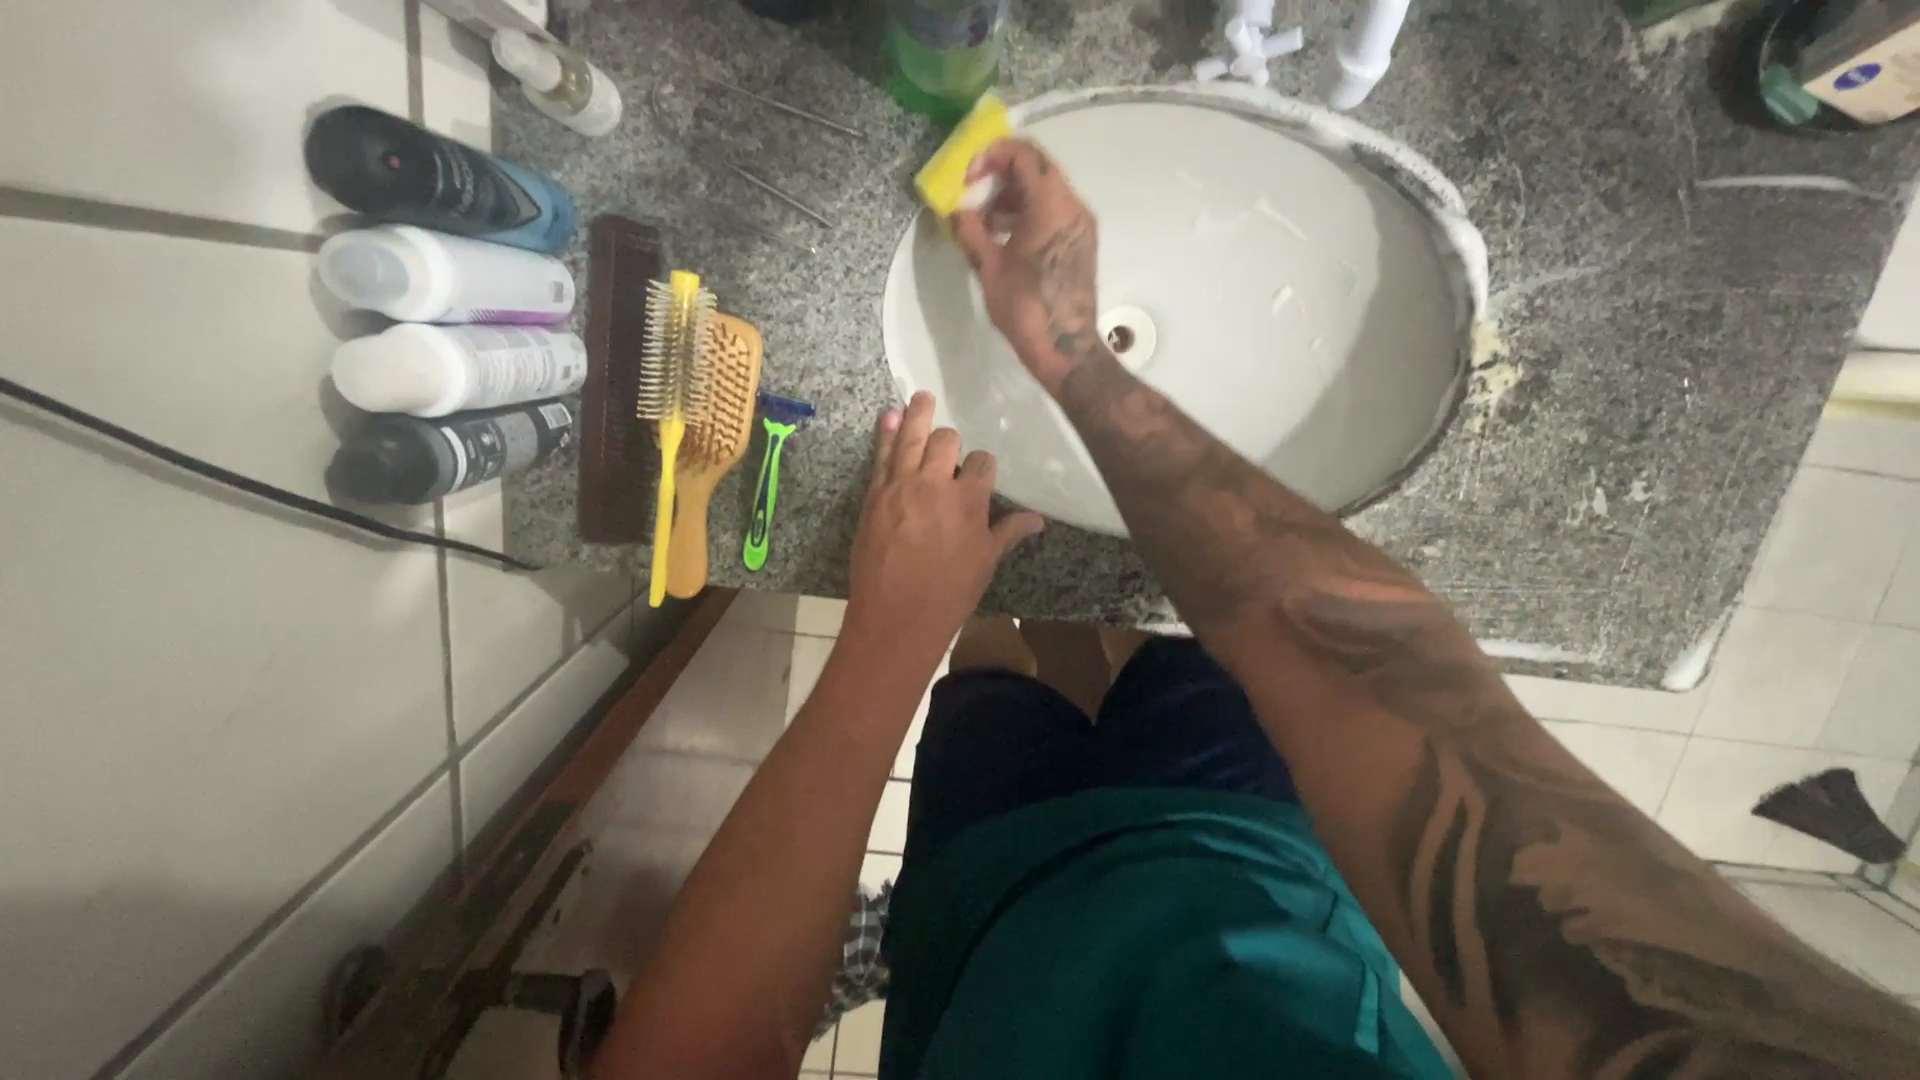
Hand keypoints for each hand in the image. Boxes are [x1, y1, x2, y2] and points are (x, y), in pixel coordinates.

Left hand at [842, 392, 1044, 658]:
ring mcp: (901, 485)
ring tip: (923, 395)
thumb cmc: (949, 593)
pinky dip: (886, 433)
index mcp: (969, 500)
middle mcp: (936, 483)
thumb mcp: (985, 562)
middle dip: (952, 441)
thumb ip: (1008, 532)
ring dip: (919, 414)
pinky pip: (881, 455)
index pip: (983, 463)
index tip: (980, 476)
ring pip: (912, 438)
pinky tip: (890, 416)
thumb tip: (1038, 520)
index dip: (984, 467)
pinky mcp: (874, 494)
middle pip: (947, 442)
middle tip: (951, 445)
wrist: (895, 615)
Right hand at [950, 138, 1107, 395]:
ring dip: (1013, 195)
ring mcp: (1081, 225)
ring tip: (984, 220)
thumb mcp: (989, 269)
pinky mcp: (1081, 243)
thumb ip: (971, 231)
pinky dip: (1029, 212)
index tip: (969, 179)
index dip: (992, 155)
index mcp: (1052, 206)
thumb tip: (957, 212)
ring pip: (1046, 190)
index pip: (1024, 154)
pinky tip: (1005, 236)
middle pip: (1037, 168)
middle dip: (1001, 175)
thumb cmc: (1026, 309)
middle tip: (974, 196)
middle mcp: (1073, 207)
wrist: (1065, 348)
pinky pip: (1054, 211)